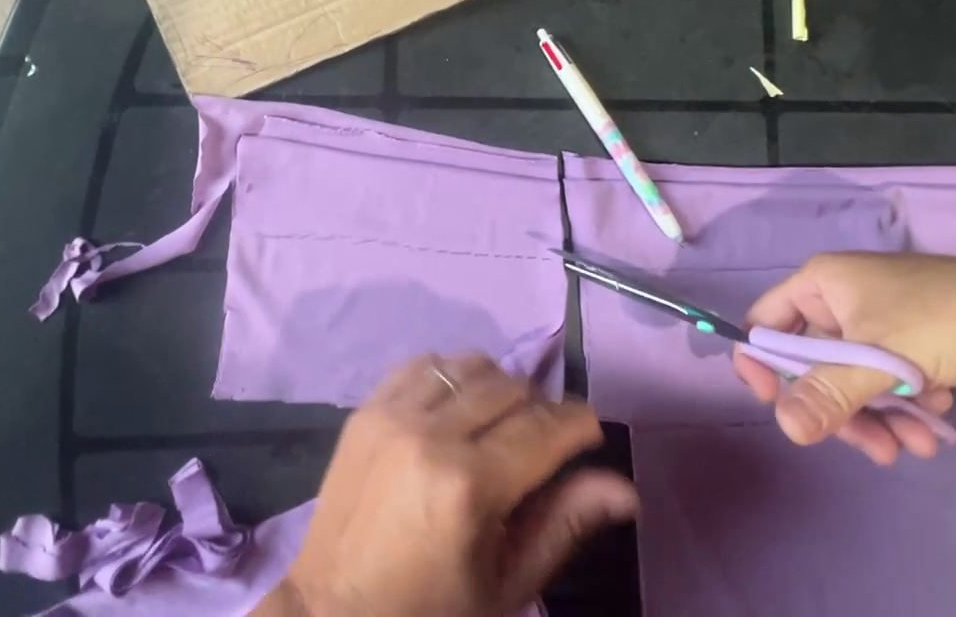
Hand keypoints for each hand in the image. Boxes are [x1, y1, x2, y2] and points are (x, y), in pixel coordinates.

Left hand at [264, 353, 637, 616]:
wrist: (330, 615)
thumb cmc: (431, 613)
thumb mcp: (506, 586)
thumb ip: (564, 525)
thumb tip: (625, 489)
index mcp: (470, 486)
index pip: (546, 425)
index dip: (580, 423)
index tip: (588, 435)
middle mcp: (431, 435)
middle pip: (512, 387)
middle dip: (540, 408)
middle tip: (542, 443)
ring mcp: (392, 415)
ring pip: (469, 364)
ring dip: (496, 386)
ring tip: (497, 424)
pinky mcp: (365, 410)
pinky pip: (422, 364)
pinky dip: (450, 376)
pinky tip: (454, 409)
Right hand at [733, 252, 955, 464]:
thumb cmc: (943, 322)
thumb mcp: (877, 357)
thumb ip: (827, 393)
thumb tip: (786, 428)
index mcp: (823, 282)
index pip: (766, 321)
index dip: (763, 362)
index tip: (775, 403)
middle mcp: (844, 298)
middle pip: (813, 362)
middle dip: (839, 408)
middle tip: (867, 445)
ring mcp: (880, 322)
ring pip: (852, 380)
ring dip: (876, 418)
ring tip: (912, 446)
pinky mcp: (912, 345)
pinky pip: (885, 383)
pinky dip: (902, 407)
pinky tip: (933, 422)